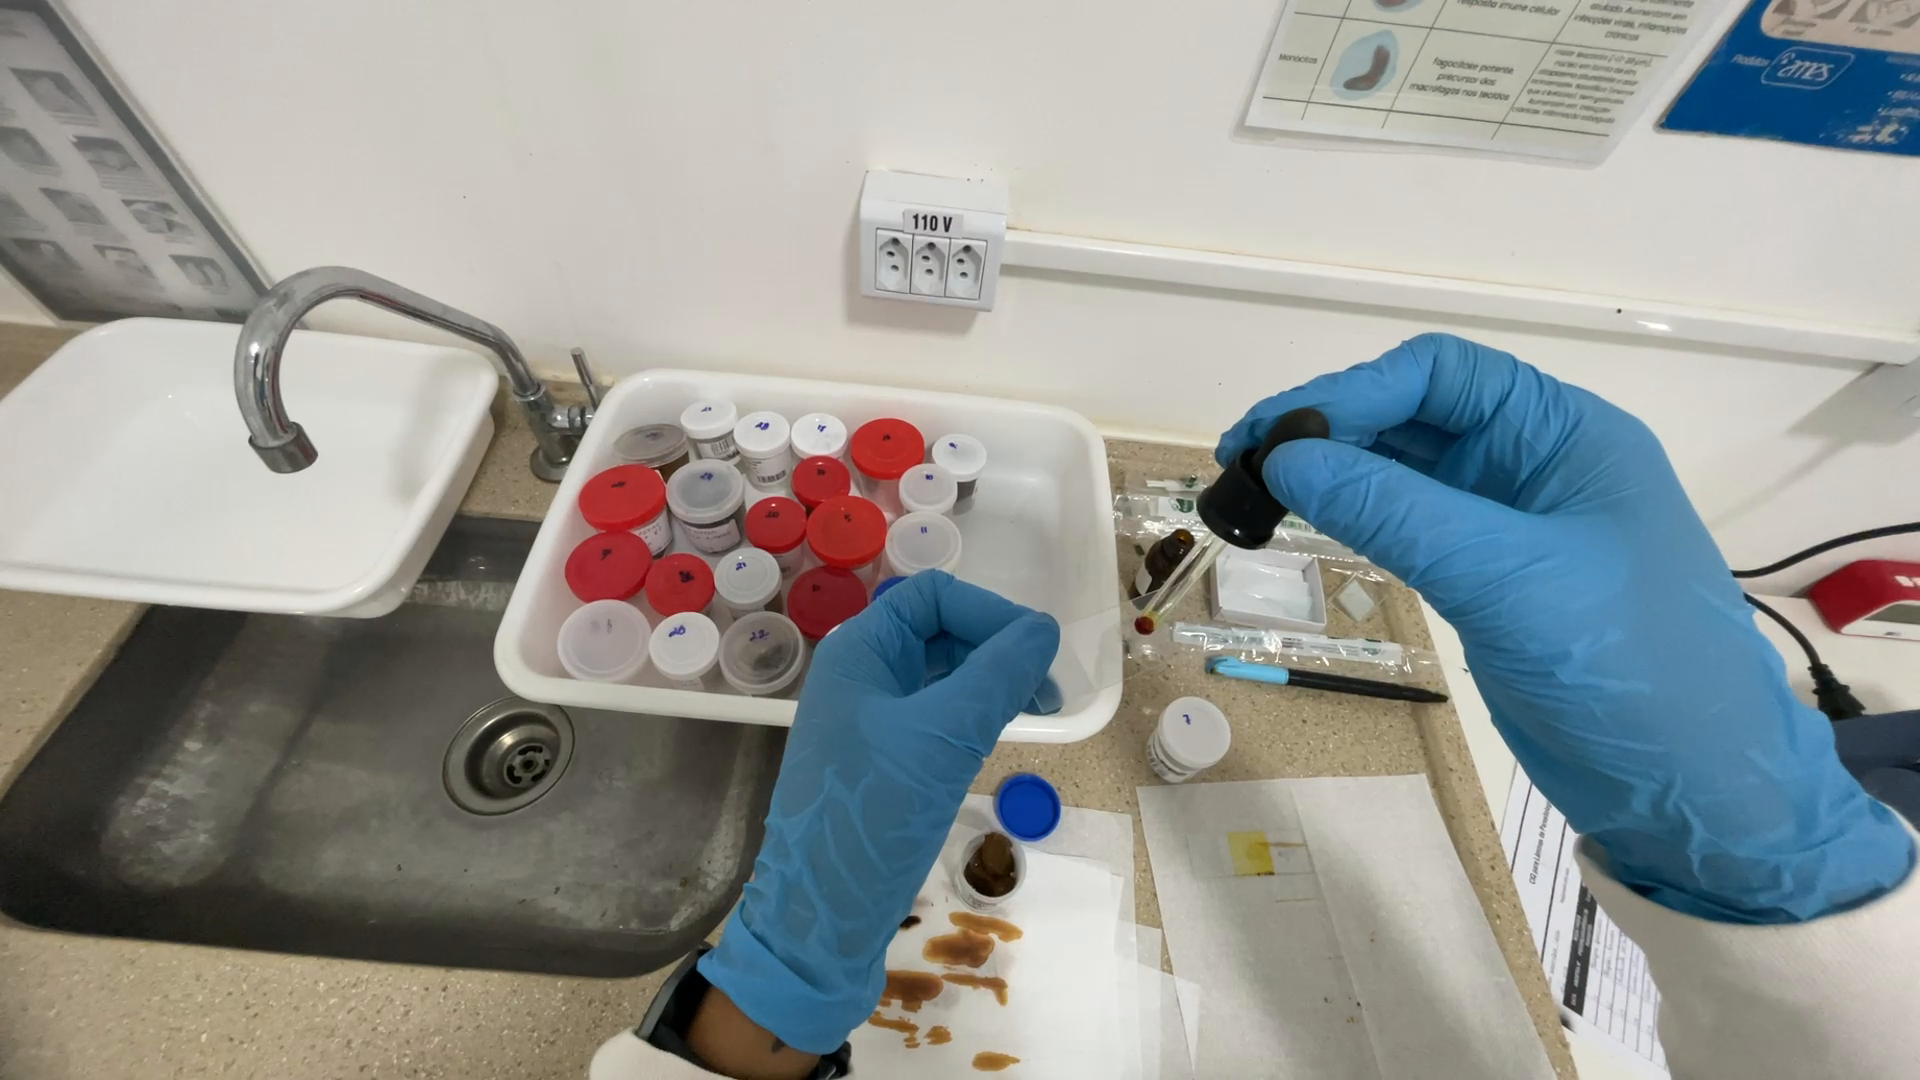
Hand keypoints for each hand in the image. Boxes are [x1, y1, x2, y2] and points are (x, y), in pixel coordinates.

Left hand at [696, 571, 1059, 1052]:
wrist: (820, 923)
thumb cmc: (873, 816)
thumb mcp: (944, 737)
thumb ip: (997, 674)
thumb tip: (1044, 630)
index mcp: (861, 651)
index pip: (935, 598)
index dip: (989, 613)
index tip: (1036, 653)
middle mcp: (864, 673)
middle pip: (942, 630)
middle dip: (997, 649)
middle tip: (1047, 692)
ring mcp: (873, 716)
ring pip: (945, 673)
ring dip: (993, 681)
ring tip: (1038, 711)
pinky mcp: (887, 756)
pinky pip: (939, 713)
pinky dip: (976, 713)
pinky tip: (1002, 732)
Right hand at [1219, 333, 1912, 923]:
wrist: (1684, 789)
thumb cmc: (1626, 670)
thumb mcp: (1507, 579)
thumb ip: (1392, 511)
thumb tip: (1282, 459)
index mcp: (1560, 433)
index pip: (1437, 375)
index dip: (1349, 393)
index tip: (1273, 435)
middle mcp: (1525, 459)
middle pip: (1405, 411)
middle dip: (1321, 425)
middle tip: (1239, 457)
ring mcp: (1495, 513)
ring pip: (1391, 462)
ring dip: (1322, 465)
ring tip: (1251, 483)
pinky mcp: (1470, 563)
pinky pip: (1393, 514)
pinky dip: (1340, 507)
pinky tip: (1299, 515)